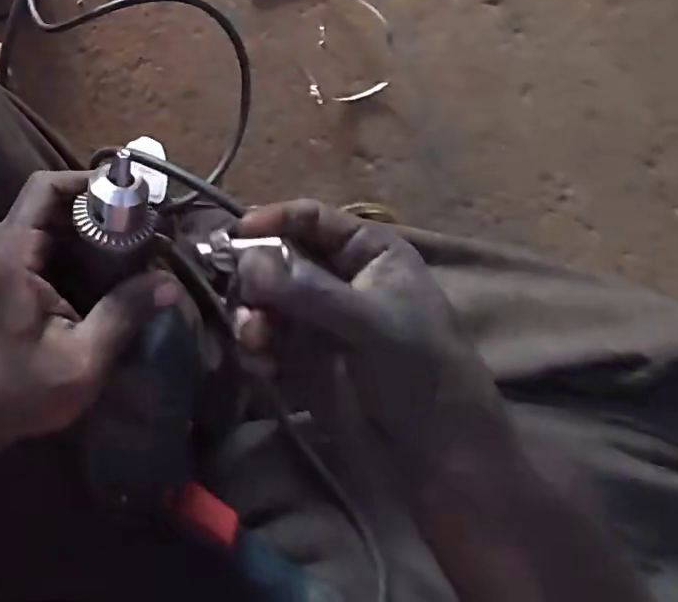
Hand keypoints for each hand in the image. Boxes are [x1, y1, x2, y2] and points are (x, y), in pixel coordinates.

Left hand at [0, 171, 181, 446]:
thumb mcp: (82, 358)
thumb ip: (124, 313)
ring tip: (134, 236)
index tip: (129, 195)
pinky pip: (49, 232)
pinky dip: (80, 236)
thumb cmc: (22, 389)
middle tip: (141, 221)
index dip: (87, 180)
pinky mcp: (11, 264)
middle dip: (98, 202)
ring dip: (91, 219)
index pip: (47, 187)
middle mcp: (3, 240)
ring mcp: (4, 251)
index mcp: (13, 251)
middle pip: (53, 196)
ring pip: (53, 213)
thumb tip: (170, 282)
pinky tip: (111, 257)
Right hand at [234, 200, 508, 476]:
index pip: (310, 217)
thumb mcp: (372, 324)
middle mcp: (336, 275)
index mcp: (366, 251)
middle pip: (277, 254)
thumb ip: (309, 291)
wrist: (441, 460)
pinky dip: (255, 345)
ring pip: (264, 296)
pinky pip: (263, 335)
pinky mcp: (300, 354)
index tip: (236, 234)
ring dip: (252, 313)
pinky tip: (260, 364)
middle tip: (243, 297)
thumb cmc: (422, 373)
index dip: (272, 219)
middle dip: (254, 274)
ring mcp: (315, 315)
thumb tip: (246, 262)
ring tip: (253, 338)